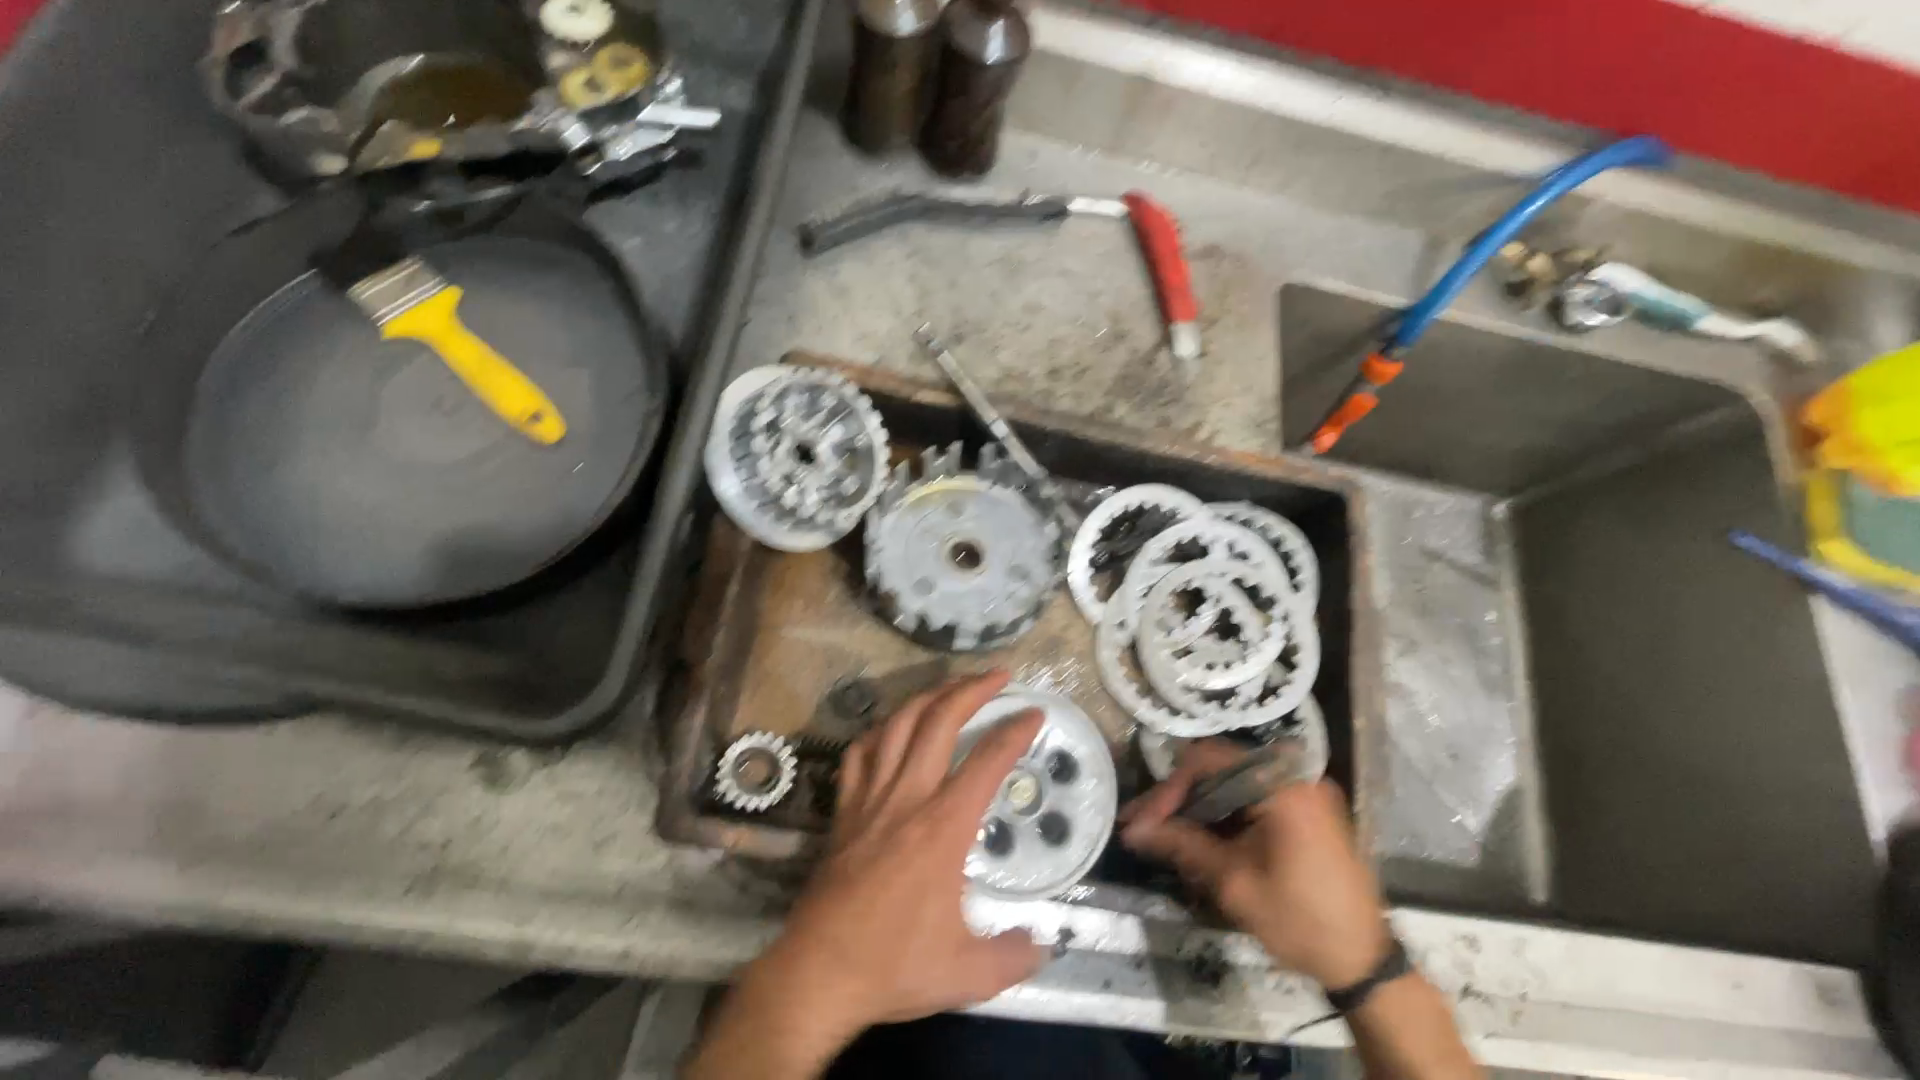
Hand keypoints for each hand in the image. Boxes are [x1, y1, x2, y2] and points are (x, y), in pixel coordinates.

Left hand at [685, 671, 1046, 1079]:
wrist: (818, 974)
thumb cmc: (895, 966)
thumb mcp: (969, 973)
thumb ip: (1014, 956)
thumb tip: (1040, 945)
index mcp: (943, 827)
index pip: (987, 762)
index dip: (1015, 732)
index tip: (1035, 713)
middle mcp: (906, 799)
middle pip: (939, 722)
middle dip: (972, 689)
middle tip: (999, 675)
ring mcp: (868, 801)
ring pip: (896, 727)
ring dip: (928, 698)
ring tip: (952, 686)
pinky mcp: (842, 813)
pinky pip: (859, 755)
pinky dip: (879, 731)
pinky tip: (891, 729)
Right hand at [1119, 739, 1390, 988]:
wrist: (1364, 961)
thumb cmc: (1301, 921)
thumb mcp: (1235, 883)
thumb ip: (1182, 845)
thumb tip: (1133, 829)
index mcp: (1282, 787)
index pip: (1208, 763)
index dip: (1168, 790)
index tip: (1141, 823)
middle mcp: (1294, 777)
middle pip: (1219, 769)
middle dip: (1177, 798)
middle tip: (1139, 825)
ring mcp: (1302, 793)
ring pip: (1231, 784)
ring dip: (1196, 807)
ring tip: (1158, 833)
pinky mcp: (1304, 811)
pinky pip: (1251, 799)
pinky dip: (1221, 815)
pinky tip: (1194, 837)